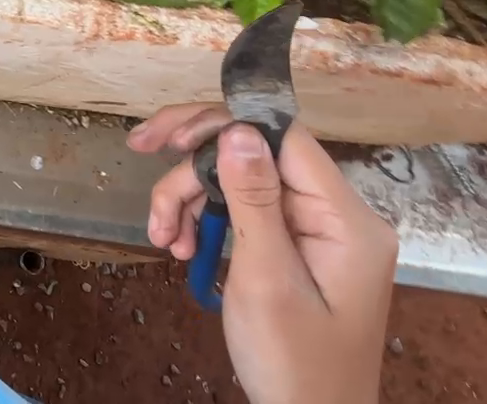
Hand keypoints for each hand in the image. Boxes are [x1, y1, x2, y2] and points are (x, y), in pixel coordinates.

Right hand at [129, 104, 397, 403]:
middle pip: (251, 152)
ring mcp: (313, 227)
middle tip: (140, 154)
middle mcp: (334, 212)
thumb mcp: (267, 278)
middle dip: (191, 165)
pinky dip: (202, 219)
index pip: (282, 137)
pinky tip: (179, 244)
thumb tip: (238, 129)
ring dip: (187, 198)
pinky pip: (239, 207)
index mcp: (346, 219)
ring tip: (163, 235)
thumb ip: (253, 200)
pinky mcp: (292, 242)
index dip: (221, 125)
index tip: (168, 140)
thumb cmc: (293, 360)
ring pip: (235, 178)